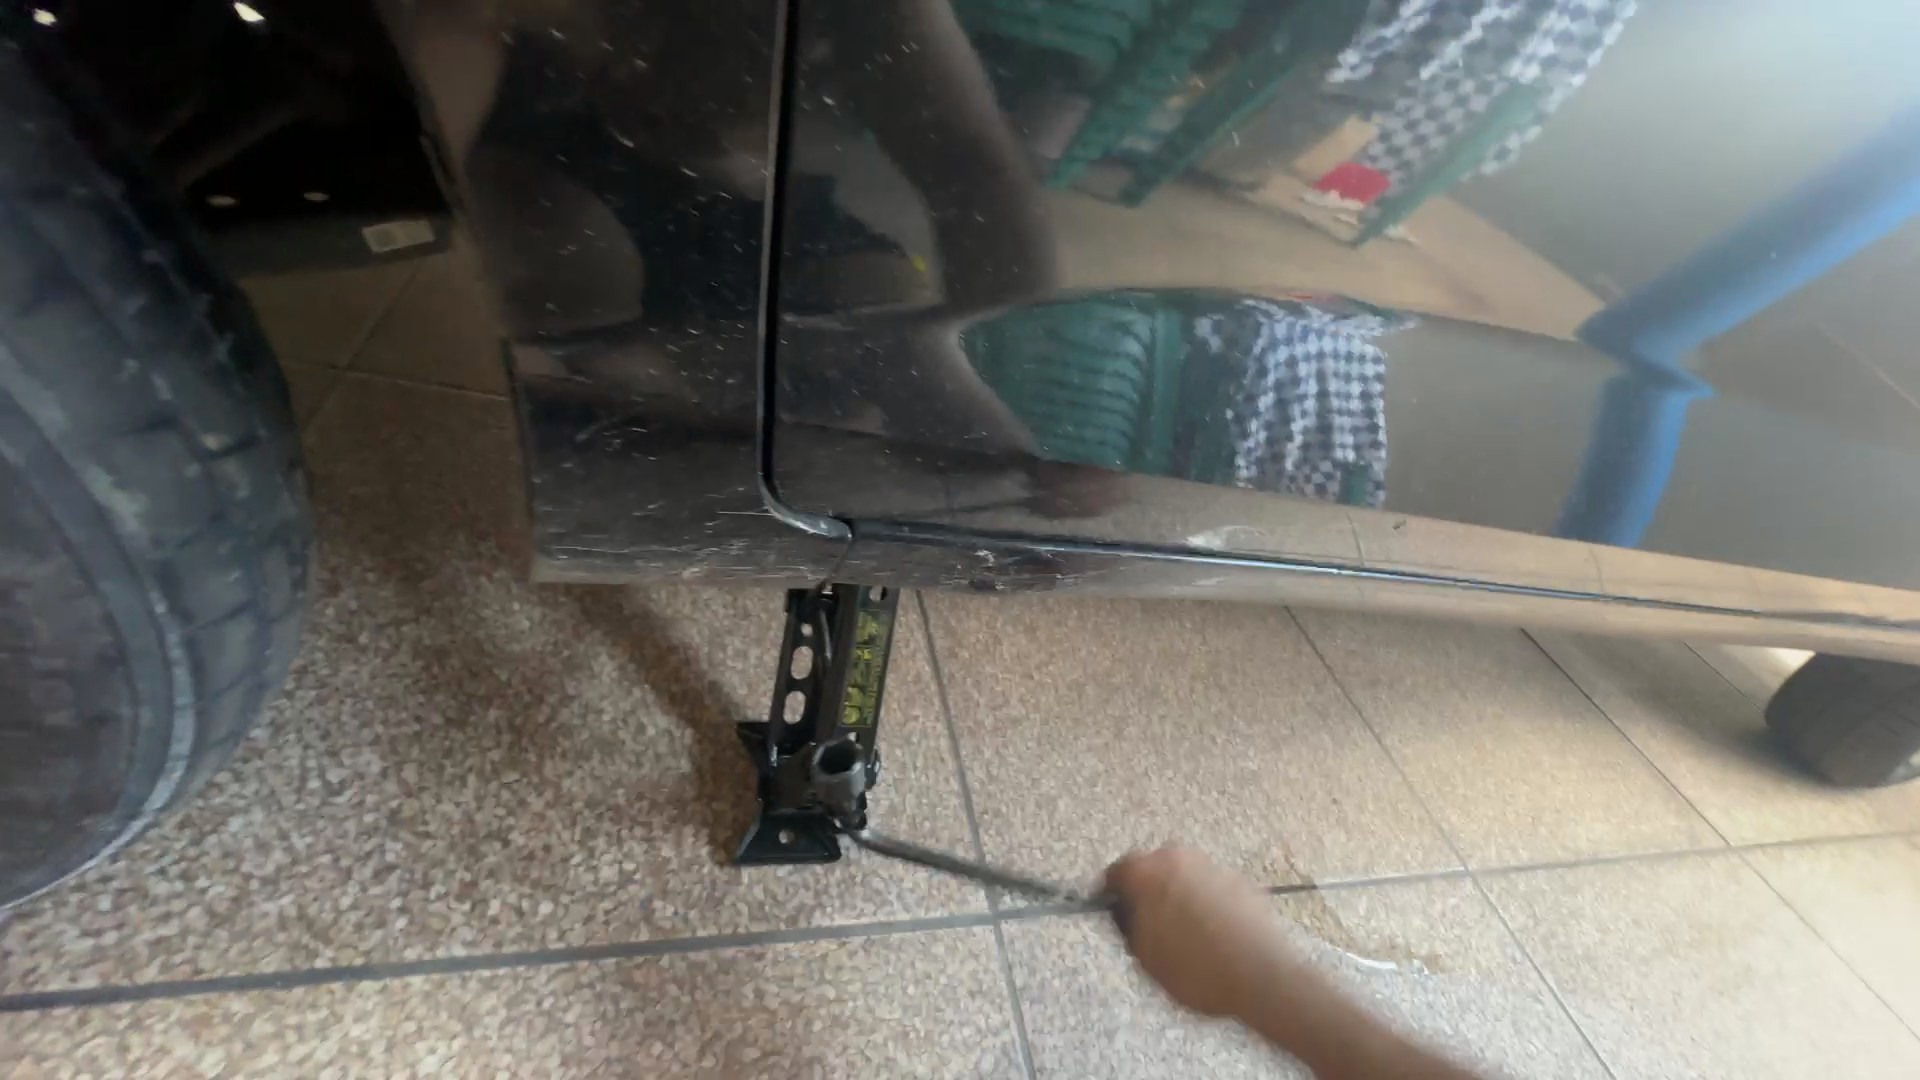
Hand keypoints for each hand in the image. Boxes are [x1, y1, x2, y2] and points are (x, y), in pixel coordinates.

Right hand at [1102, 846, 1313, 1019]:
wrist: (1263, 974)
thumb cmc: (1195, 968)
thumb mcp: (1145, 957)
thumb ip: (1127, 926)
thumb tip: (1124, 912)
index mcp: (1146, 872)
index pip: (1116, 872)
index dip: (1110, 892)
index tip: (1110, 910)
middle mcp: (1176, 857)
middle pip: (1151, 868)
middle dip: (1146, 890)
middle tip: (1147, 923)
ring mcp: (1211, 864)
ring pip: (1184, 875)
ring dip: (1178, 894)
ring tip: (1184, 930)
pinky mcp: (1239, 879)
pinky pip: (1211, 886)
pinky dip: (1206, 901)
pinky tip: (1214, 932)